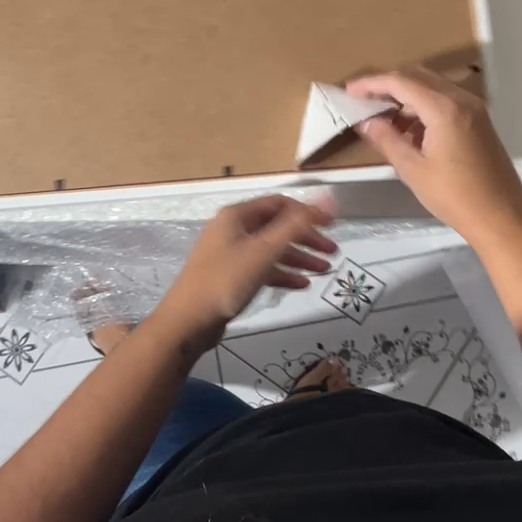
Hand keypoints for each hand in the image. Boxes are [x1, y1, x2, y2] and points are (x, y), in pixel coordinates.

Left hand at [155, 196, 337, 343]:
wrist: (188, 321)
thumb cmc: (226, 280)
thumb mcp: (264, 251)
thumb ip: (296, 226)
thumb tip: (325, 200)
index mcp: (237, 216)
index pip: (280, 204)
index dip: (308, 212)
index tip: (333, 226)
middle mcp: (233, 229)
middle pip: (277, 227)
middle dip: (306, 238)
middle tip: (333, 252)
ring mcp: (231, 253)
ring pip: (271, 249)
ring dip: (298, 257)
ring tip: (325, 270)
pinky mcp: (231, 276)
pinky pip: (262, 268)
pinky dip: (282, 274)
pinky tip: (302, 284)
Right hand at [347, 67, 521, 243]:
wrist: (501, 217)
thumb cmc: (453, 196)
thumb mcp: (412, 169)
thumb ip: (386, 139)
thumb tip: (366, 121)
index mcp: (444, 109)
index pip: (401, 82)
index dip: (372, 83)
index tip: (349, 90)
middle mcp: (462, 100)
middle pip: (418, 77)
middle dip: (389, 85)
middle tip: (364, 102)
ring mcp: (474, 109)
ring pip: (433, 88)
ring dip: (407, 98)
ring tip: (384, 122)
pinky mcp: (479, 122)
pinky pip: (446, 101)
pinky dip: (424, 108)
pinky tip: (411, 132)